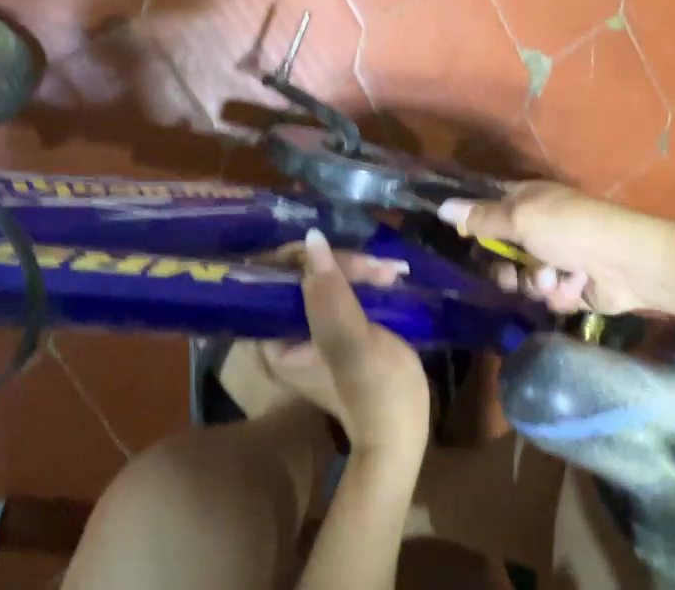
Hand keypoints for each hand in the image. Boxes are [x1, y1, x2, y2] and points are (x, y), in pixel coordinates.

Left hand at [267, 230, 429, 459]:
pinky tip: (391, 277)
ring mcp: (311, 332)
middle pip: (300, 275)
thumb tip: (312, 239)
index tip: (342, 257)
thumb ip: (329, 294)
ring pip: (324, 280)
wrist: (402, 435)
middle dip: (340, 264)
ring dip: (357, 271)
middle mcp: (284, 333)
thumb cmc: (376, 395)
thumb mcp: (351, 344)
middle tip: (379, 269)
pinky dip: (364, 282)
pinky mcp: (336, 331)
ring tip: (392, 273)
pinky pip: (341, 292)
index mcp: (272, 340)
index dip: (302, 258)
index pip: (272, 278)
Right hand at [437, 181, 674, 314]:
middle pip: (502, 252)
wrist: (625, 262)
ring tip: (555, 277)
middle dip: (507, 268)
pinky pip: (548, 295)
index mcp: (527, 200)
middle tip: (512, 273)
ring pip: (524, 278)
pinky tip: (575, 287)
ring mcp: (556, 256)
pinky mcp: (571, 284)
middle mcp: (539, 226)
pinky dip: (560, 293)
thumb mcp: (521, 218)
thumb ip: (481, 217)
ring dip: (537, 282)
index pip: (489, 211)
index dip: (476, 228)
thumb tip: (442, 206)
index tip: (466, 243)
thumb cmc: (570, 229)